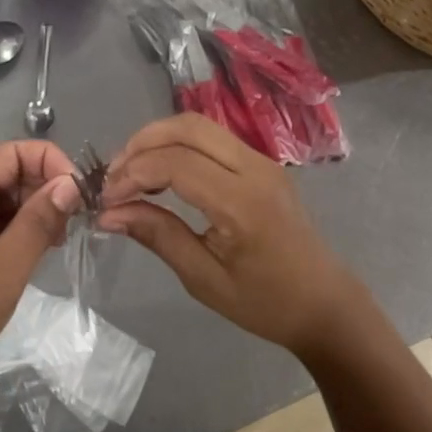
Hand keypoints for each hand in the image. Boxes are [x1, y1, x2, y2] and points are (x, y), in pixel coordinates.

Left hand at [0, 140, 83, 385]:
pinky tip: (35, 252)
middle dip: (45, 187)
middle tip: (73, 225)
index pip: (13, 151)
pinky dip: (19, 228)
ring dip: (35, 210)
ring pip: (3, 196)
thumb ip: (38, 222)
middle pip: (8, 170)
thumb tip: (70, 185)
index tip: (80, 196)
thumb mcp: (3, 269)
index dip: (51, 163)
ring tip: (57, 242)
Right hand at [98, 113, 362, 356]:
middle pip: (186, 128)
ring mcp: (261, 160)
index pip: (175, 164)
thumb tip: (109, 214)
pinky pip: (212, 137)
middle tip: (113, 176)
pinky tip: (161, 172)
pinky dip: (179, 144)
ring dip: (159, 139)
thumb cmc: (266, 302)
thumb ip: (157, 236)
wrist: (326, 305)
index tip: (106, 198)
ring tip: (131, 172)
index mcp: (241, 202)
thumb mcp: (204, 279)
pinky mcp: (262, 162)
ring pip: (199, 125)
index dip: (133, 174)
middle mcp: (254, 168)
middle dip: (141, 143)